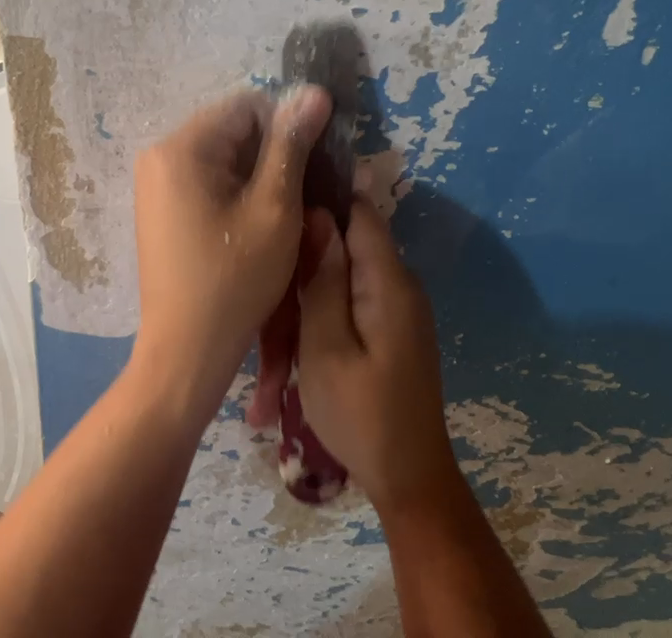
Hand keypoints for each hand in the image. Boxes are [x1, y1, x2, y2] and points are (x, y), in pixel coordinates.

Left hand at [131, 86, 331, 396]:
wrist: (186, 349)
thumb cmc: (235, 279)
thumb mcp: (275, 208)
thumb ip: (292, 145)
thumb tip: (314, 91)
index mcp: (181, 147)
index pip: (248, 106)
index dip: (286, 132)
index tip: (307, 175)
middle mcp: (158, 154)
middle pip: (233, 130)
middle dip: (270, 157)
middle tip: (296, 202)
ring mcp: (154, 183)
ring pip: (224, 157)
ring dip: (256, 179)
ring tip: (275, 220)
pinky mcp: (159, 208)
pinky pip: (206, 181)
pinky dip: (235, 195)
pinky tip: (250, 230)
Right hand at [297, 199, 459, 508]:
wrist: (407, 476)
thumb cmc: (360, 413)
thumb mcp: (327, 345)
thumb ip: (323, 278)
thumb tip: (318, 215)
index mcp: (389, 282)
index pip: (361, 212)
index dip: (324, 195)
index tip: (278, 198)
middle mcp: (400, 286)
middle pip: (348, 246)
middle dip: (306, 260)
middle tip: (263, 284)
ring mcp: (398, 310)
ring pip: (344, 278)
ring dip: (308, 297)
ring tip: (274, 335)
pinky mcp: (390, 330)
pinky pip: (351, 303)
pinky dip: (321, 315)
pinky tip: (293, 345)